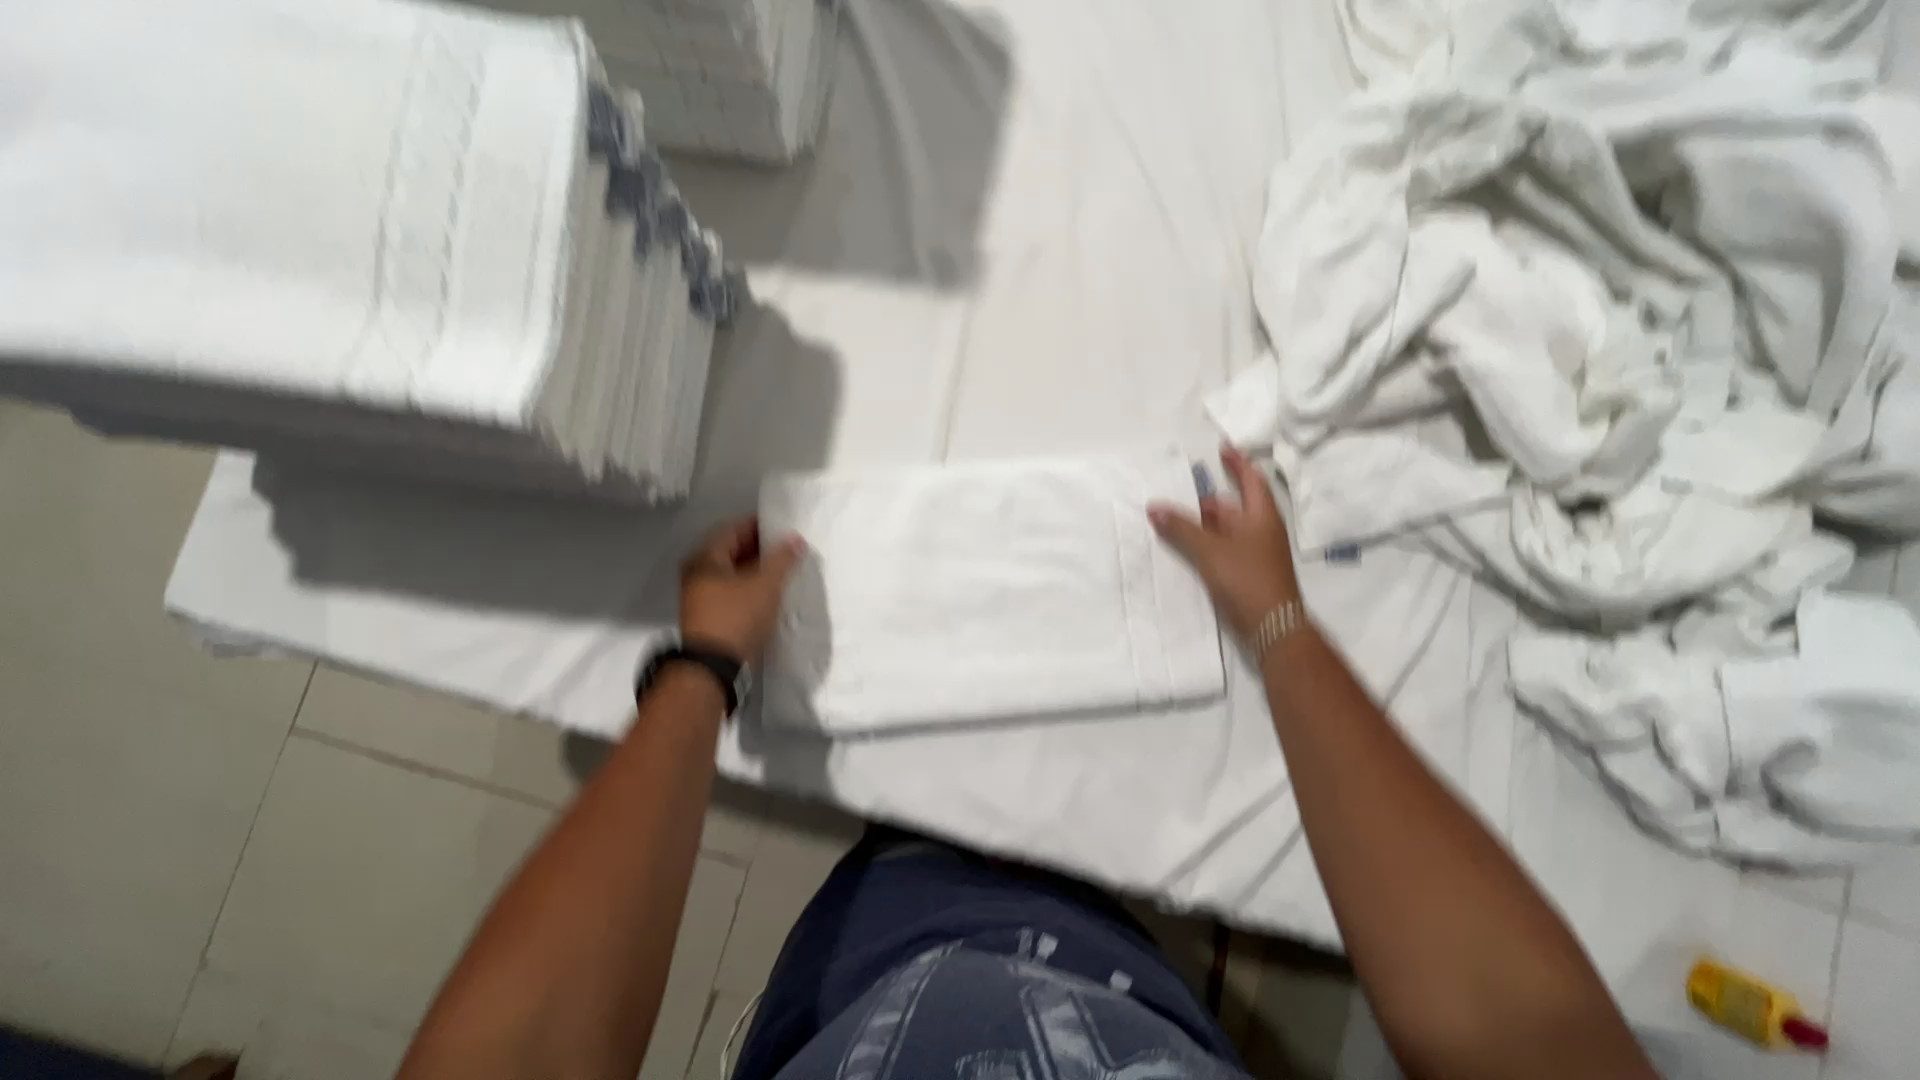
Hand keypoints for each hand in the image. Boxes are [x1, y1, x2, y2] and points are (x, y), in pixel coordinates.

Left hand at [679, 518, 805, 660]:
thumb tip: (795, 538)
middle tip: (789, 551)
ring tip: (784, 574)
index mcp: (705, 557)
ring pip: (734, 574)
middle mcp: (698, 573)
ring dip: (757, 572)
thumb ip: (782, 559)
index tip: (786, 529)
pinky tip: (771, 596)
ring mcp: (701, 597)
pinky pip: (733, 594)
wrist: (714, 668)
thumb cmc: (737, 617)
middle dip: (761, 550)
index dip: (761, 525)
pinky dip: (751, 590)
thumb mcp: (766, 584)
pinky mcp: (710, 617)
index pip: (735, 528)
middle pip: (733, 551)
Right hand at [1148, 445, 1301, 640]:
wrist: (1272, 626)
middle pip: (1233, 507)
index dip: (1237, 463)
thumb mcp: (1210, 551)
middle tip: (1179, 498)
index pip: (1251, 480)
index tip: (1222, 449)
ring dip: (1203, 525)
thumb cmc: (1246, 579)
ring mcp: (1256, 553)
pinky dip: (1206, 544)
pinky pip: (1224, 549)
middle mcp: (1262, 530)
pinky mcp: (1248, 573)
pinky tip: (1187, 549)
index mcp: (1261, 516)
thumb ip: (1181, 528)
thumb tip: (1154, 507)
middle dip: (1207, 501)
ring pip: (1227, 530)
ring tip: (1175, 522)